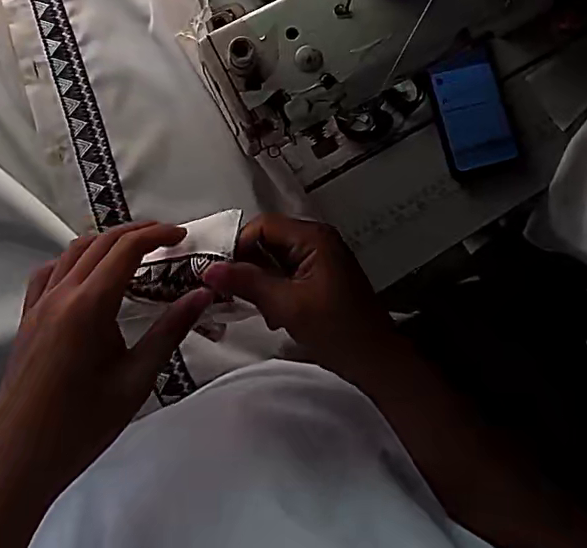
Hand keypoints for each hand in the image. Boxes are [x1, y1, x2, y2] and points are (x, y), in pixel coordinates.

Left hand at [0, 222, 212, 547]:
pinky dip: (73, 260)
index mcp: (89, 305)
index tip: (181, 236)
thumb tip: (201, 295)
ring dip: (107, 241)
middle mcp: (61, 295)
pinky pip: (48, 273)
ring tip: (134, 251)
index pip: (127, 248)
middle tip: (166, 238)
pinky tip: (86, 275)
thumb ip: (170, 331)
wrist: (19, 464)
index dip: (158, 234)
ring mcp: (39, 306)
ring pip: (74, 251)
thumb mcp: (136, 380)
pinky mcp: (26, 320)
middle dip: (138, 232)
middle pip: (102, 242)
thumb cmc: (81, 426)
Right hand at [202, 213, 400, 382]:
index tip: (224, 276)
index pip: (263, 226)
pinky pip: (287, 272)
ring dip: (263, 282)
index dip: (239, 247)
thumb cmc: (337, 330)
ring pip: (275, 258)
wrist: (375, 360)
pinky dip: (277, 290)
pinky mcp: (320, 275)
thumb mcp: (287, 305)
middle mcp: (317, 239)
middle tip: (239, 297)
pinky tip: (278, 314)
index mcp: (313, 236)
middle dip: (251, 267)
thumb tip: (210, 269)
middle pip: (268, 240)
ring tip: (265, 310)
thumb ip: (248, 282)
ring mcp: (320, 257)